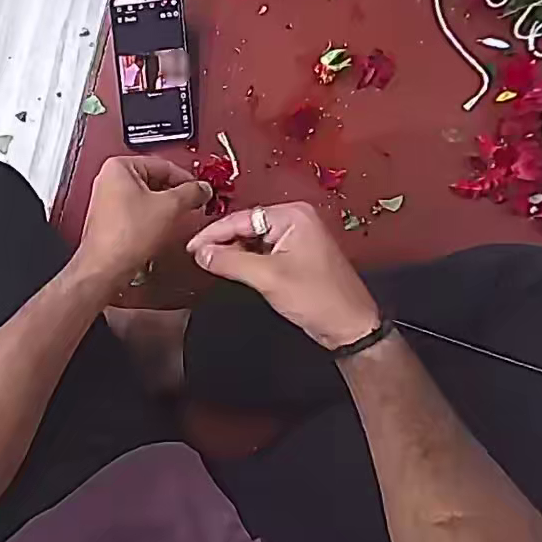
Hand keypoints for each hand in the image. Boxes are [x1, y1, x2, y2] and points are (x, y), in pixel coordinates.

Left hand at [71, 155, 212, 288]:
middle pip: (155, 180)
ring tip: (178, 218)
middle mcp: (110, 180)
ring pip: (148, 198)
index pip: (163, 164)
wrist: (106, 268)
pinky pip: (139, 212)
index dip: (185, 178)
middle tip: (192, 203)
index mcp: (119, 167)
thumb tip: (202, 188)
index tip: (198, 189)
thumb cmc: (124, 236)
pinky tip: (163, 230)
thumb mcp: (170, 207)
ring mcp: (108, 200)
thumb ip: (191, 192)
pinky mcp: (111, 219)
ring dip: (166, 208)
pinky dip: (154, 218)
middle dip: (176, 194)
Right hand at [187, 202, 381, 350]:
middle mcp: (296, 218)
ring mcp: (298, 235)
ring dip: (234, 252)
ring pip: (254, 239)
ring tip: (210, 264)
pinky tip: (233, 269)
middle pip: (247, 226)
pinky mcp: (297, 253)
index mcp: (293, 215)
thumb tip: (201, 253)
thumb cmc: (317, 298)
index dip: (213, 233)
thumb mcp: (267, 278)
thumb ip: (230, 261)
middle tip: (198, 257)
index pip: (241, 218)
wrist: (349, 326)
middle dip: (223, 242)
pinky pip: (264, 250)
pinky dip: (247, 259)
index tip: (191, 247)